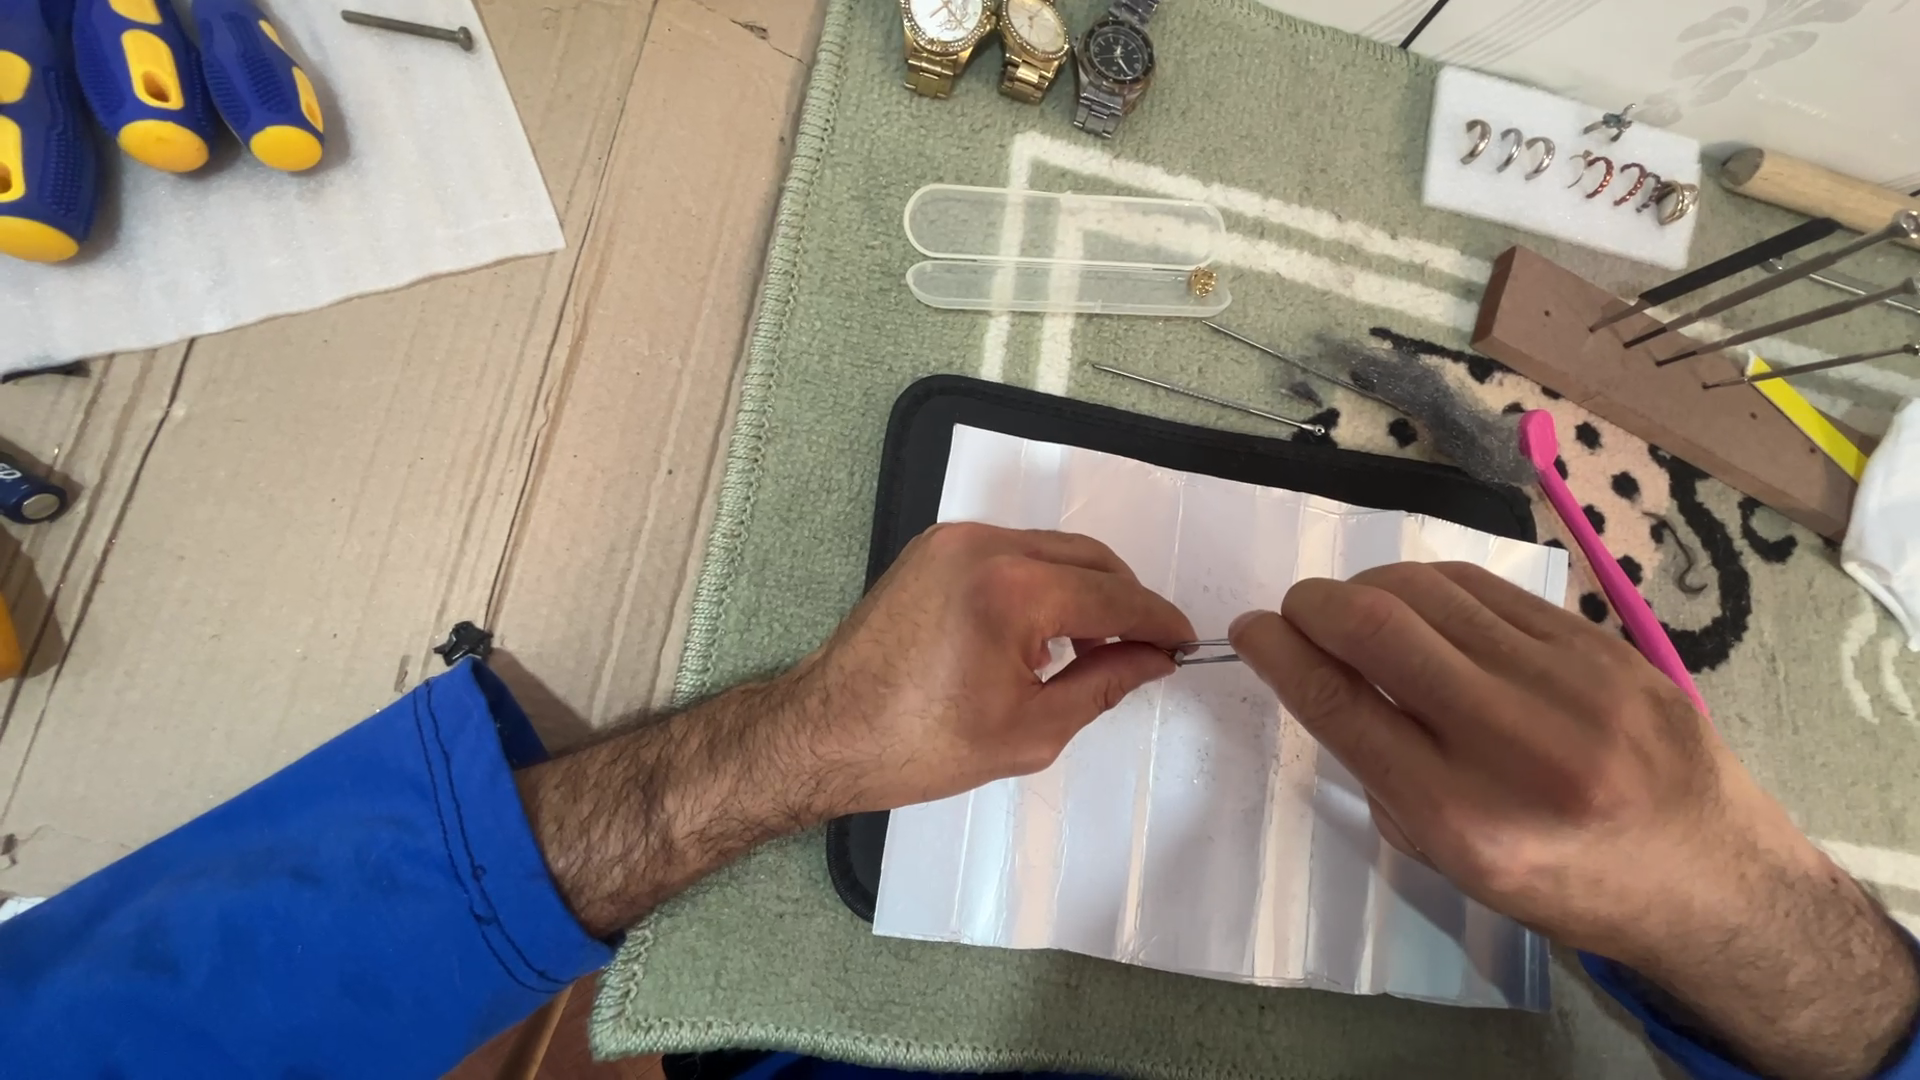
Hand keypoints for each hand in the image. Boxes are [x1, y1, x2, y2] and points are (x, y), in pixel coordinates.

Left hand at [518, 524, 1190, 937]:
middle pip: (1089, 556)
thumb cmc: (923, 747)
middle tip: (1142, 648)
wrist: (825, 731)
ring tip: (1090, 644)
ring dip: (1084, 587)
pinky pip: (1013, 550)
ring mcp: (954, 538)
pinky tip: (1039, 628)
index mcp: (1013, 591)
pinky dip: (1042, 579)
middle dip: (1125, 599)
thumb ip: (1105, 683)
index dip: (1158, 620)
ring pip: (1052, 548)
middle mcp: (986, 545)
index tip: (1184, 642)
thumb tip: (1155, 657)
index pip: (1114, 595)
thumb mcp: (1031, 730)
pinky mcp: (933, 545)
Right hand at [1229, 561, 1917, 1079]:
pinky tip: (1418, 608)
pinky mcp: (1605, 647)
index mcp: (1459, 814)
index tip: (1248, 630)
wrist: (1715, 885)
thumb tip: (1314, 669)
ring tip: (1357, 611)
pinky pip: (1481, 586)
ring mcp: (1571, 685)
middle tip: (1296, 613)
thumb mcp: (1439, 849)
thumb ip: (1370, 758)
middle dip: (1310, 604)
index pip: (1337, 701)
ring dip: (1363, 588)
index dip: (1275, 652)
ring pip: (1424, 590)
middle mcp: (1514, 742)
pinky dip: (1425, 587)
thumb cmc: (1551, 880)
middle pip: (1375, 628)